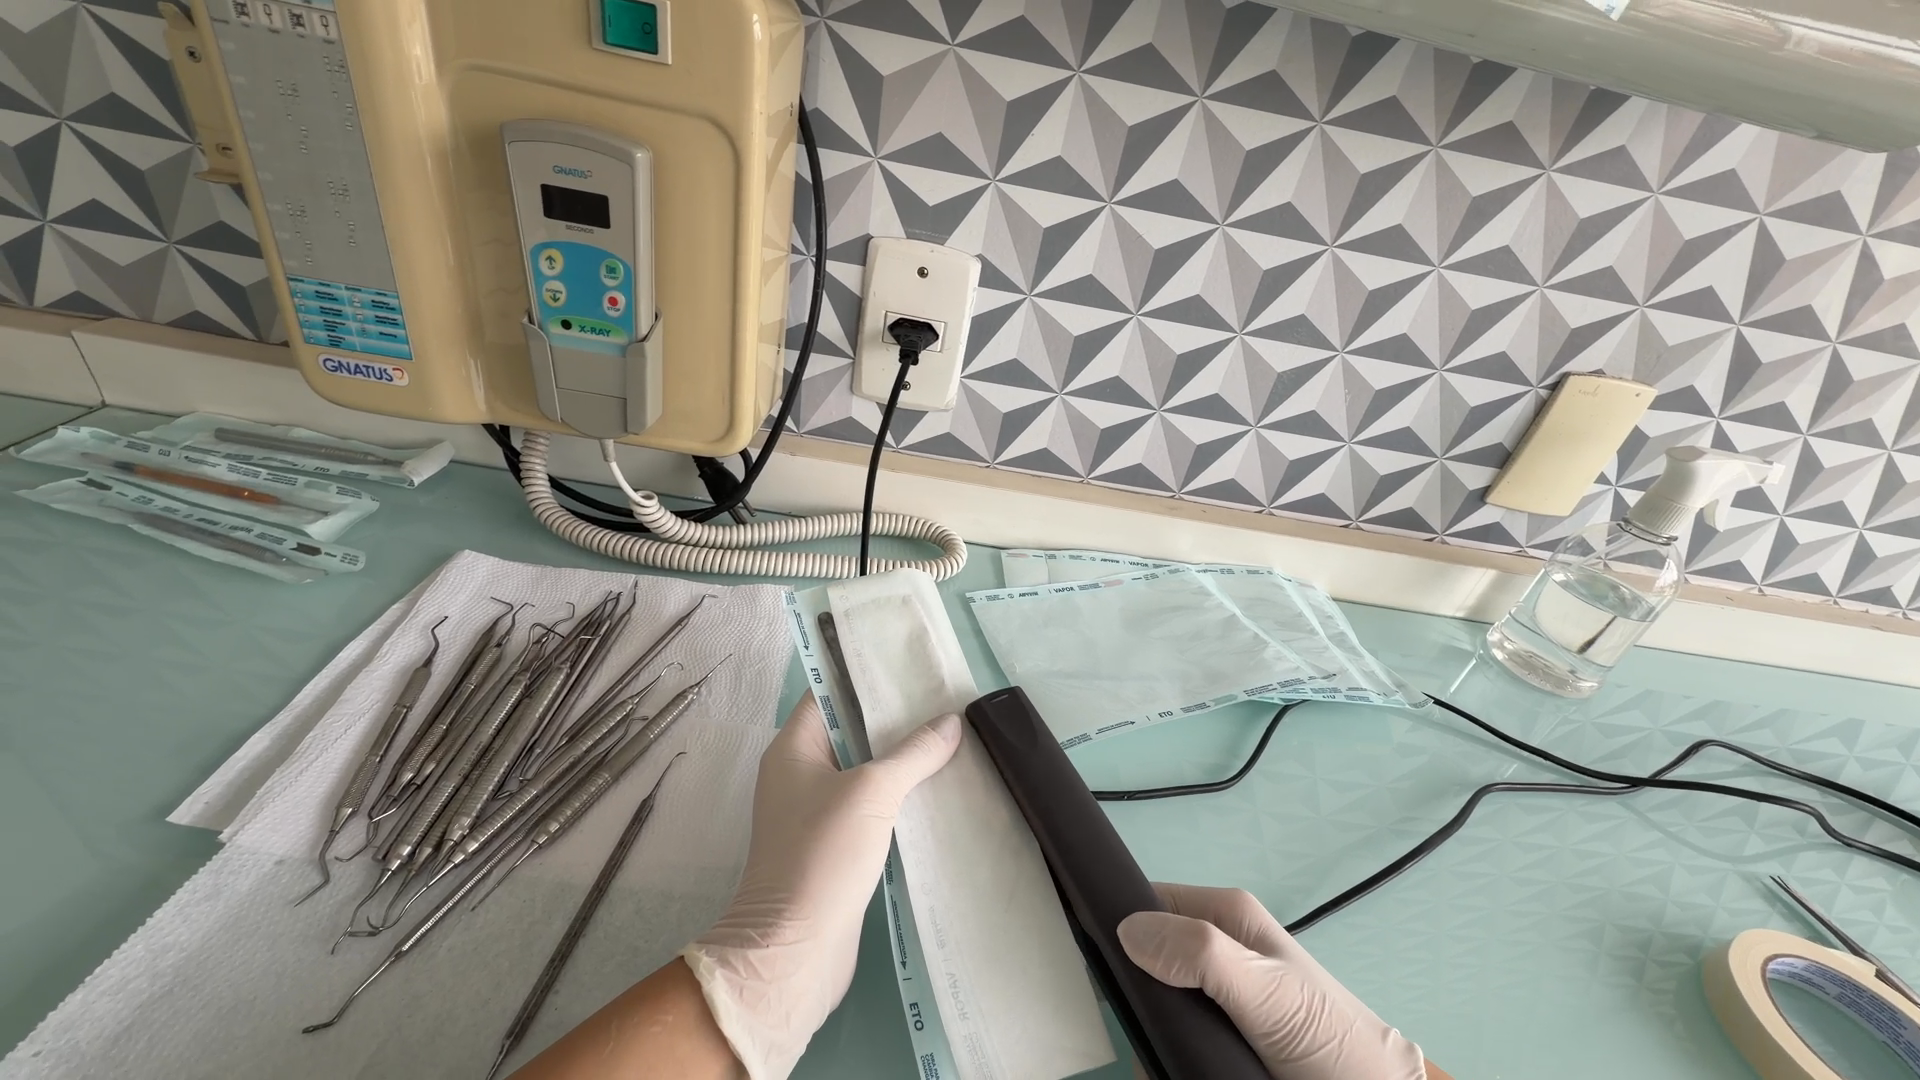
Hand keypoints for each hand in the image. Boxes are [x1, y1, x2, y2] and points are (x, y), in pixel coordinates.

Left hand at [681, 695, 961, 1079]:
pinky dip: (899, 796)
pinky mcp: (835, 846)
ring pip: (863, 771)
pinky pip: (870, 806)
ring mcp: (816, 812)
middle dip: (894, 718)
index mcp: (793, 748)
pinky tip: (938, 791)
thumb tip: (951, 722)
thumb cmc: (822, 854)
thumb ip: (913, 754)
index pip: (828, 694)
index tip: (910, 666)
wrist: (796, 949)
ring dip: (900, 760)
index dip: (865, 677)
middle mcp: (799, 774)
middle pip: (850, 731)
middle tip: (944, 701)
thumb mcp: (872, 791)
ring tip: (950, 739)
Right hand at [1118, 884, 1427, 1079]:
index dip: (1114, 921)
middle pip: (1141, 956)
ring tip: (1149, 1052)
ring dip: (1143, 1030)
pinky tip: (1160, 1063)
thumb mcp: (1266, 990)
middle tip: (1125, 1020)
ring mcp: (1211, 996)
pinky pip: (1167, 1038)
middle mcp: (1211, 947)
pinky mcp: (1212, 1036)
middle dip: (1128, 991)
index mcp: (1221, 914)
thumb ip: (1202, 953)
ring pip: (1149, 1003)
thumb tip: (1126, 929)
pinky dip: (1159, 1053)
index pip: (1144, 899)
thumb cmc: (1325, 1036)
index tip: (1088, 954)